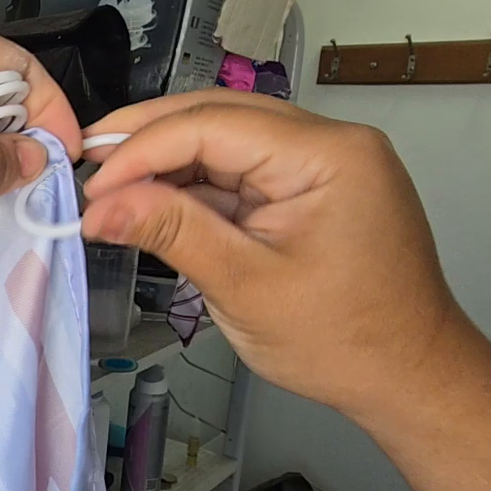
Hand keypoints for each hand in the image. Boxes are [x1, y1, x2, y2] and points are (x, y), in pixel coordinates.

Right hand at [79, 90, 467, 424]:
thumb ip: (170, 232)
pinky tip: (149, 201)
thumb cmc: (339, 339)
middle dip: (146, 136)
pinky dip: (186, 186)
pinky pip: (233, 172)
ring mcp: (315, 166)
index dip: (140, 150)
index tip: (91, 188)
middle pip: (216, 116)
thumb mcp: (242, 284)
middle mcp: (326, 144)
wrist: (404, 374)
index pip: (211, 125)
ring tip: (108, 188)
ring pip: (220, 140)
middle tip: (87, 162)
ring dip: (162, 160)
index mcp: (326, 155)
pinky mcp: (302, 190)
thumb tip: (98, 208)